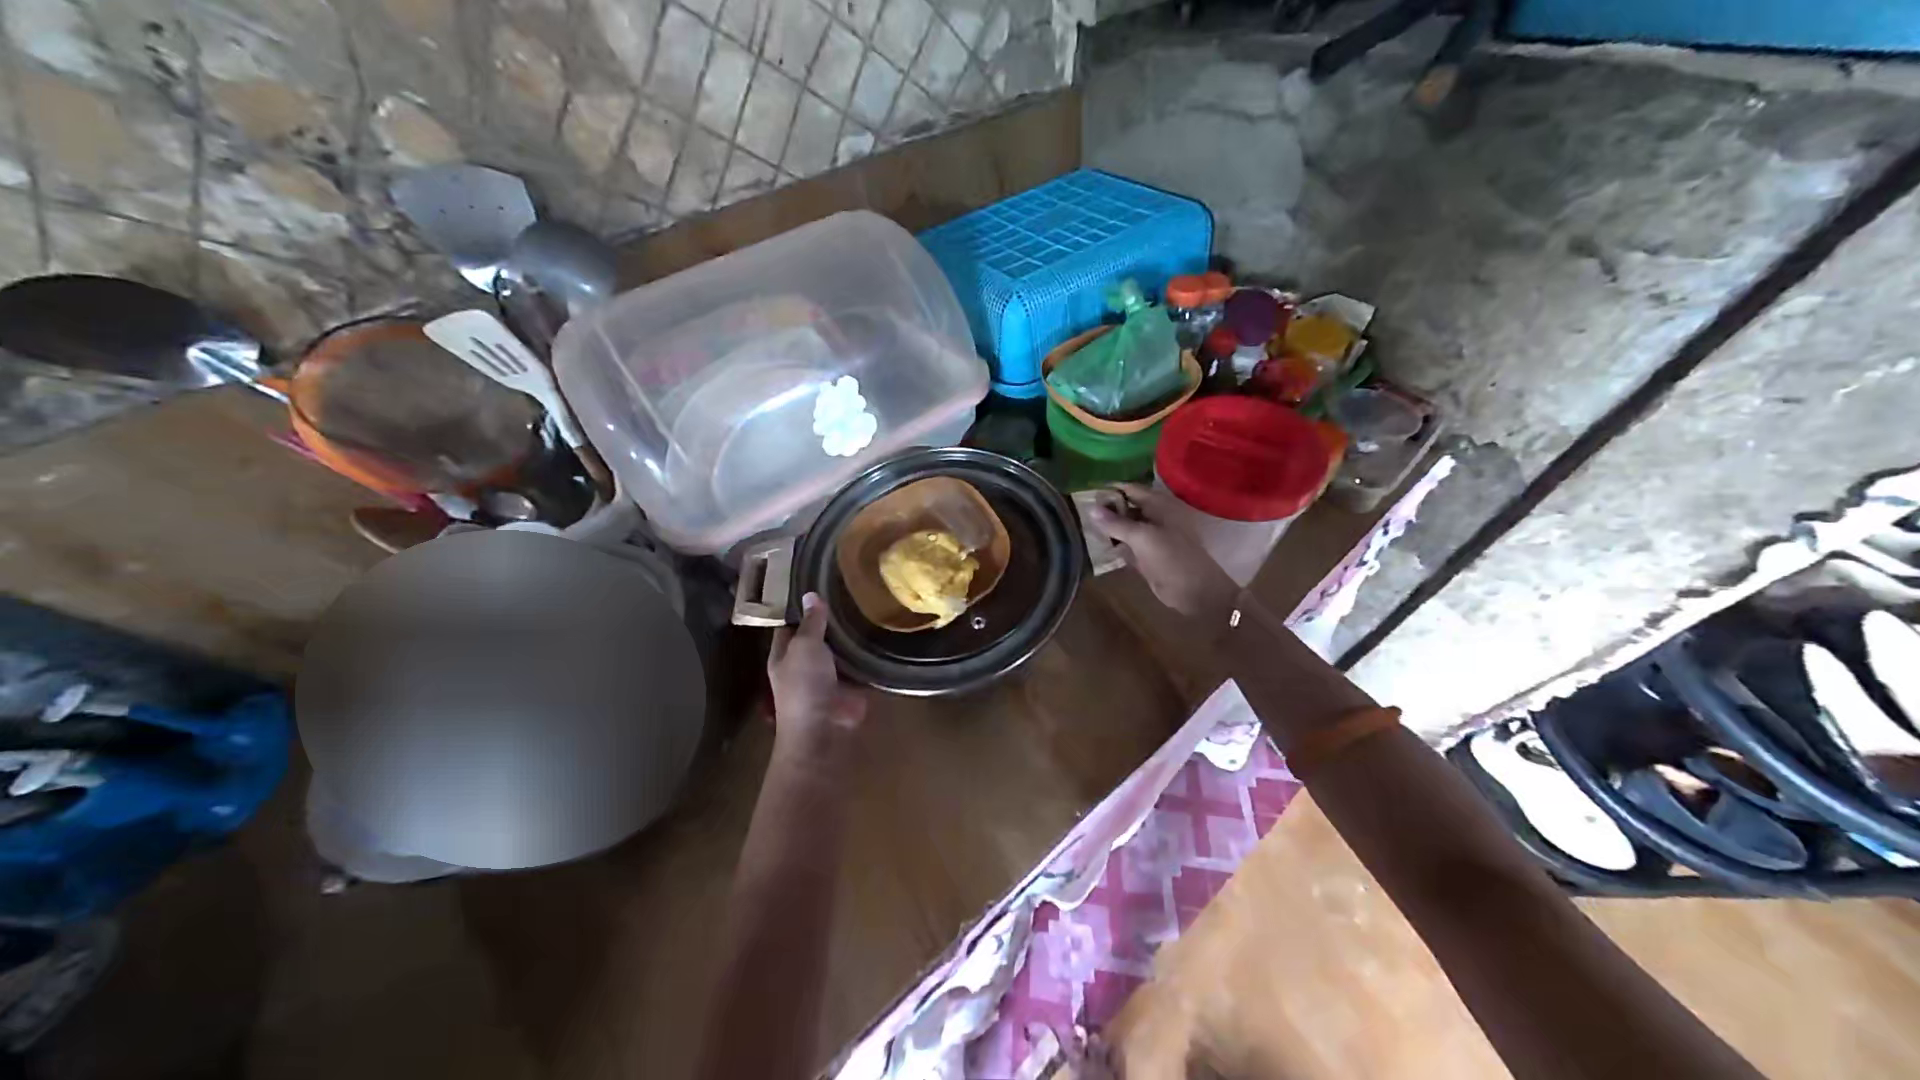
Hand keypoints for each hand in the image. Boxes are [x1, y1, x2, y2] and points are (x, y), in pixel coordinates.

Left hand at [767, 592, 866, 757]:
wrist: (822, 731)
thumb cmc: (805, 685)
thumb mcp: (805, 646)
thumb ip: (811, 622)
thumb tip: (810, 594)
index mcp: (784, 654)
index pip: (790, 624)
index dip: (802, 607)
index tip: (821, 585)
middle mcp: (803, 665)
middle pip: (817, 637)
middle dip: (831, 621)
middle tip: (852, 593)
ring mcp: (827, 678)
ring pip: (839, 652)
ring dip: (851, 638)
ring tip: (870, 608)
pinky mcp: (849, 689)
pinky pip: (858, 668)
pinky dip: (867, 657)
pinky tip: (881, 635)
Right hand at [1087, 482, 1238, 623]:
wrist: (1195, 592)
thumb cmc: (1173, 559)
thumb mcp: (1143, 538)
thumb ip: (1116, 523)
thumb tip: (1091, 509)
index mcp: (1159, 505)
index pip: (1129, 489)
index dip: (1108, 490)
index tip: (1084, 493)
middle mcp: (1155, 516)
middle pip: (1126, 506)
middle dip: (1105, 508)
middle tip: (1078, 511)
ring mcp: (1151, 535)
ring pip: (1125, 525)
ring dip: (1107, 526)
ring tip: (1082, 525)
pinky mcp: (1147, 553)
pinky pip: (1126, 543)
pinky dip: (1113, 543)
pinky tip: (1095, 544)